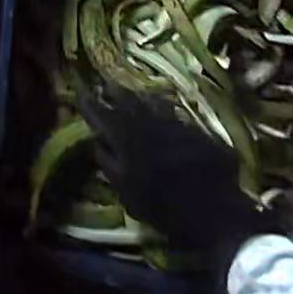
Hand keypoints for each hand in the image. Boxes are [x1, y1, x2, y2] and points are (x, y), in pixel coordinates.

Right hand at [78, 86, 269, 270]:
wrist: (213, 209)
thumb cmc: (161, 207)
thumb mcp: (125, 191)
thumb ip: (108, 163)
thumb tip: (96, 142)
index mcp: (125, 138)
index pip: (100, 113)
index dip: (89, 103)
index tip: (80, 92)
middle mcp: (146, 122)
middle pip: (126, 99)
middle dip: (113, 90)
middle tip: (105, 84)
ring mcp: (171, 121)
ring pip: (150, 100)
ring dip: (137, 95)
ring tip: (130, 90)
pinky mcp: (192, 127)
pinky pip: (171, 111)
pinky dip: (161, 107)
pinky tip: (161, 108)